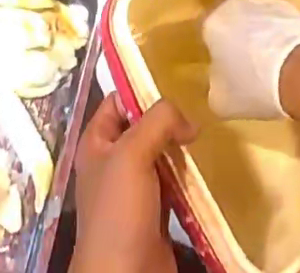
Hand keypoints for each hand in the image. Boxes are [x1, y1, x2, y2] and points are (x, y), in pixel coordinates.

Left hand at [71, 97, 196, 272]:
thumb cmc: (118, 212)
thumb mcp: (133, 153)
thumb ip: (160, 120)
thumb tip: (189, 123)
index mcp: (96, 142)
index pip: (119, 98)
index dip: (142, 89)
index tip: (174, 86)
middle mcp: (113, 160)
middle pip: (144, 123)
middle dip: (168, 118)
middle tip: (194, 113)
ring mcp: (134, 186)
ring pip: (161, 150)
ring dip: (180, 146)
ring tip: (201, 138)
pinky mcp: (155, 208)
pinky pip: (174, 179)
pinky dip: (187, 172)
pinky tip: (203, 167)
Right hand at [202, 0, 299, 118]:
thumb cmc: (253, 86)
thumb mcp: (220, 100)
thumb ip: (214, 83)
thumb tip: (220, 76)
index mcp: (213, 22)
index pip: (206, 33)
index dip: (212, 50)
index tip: (220, 67)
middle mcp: (236, 5)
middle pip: (230, 21)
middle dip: (234, 38)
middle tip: (242, 64)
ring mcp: (265, 3)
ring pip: (254, 19)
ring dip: (257, 35)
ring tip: (267, 62)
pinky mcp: (290, 7)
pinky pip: (276, 22)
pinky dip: (277, 34)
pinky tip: (284, 56)